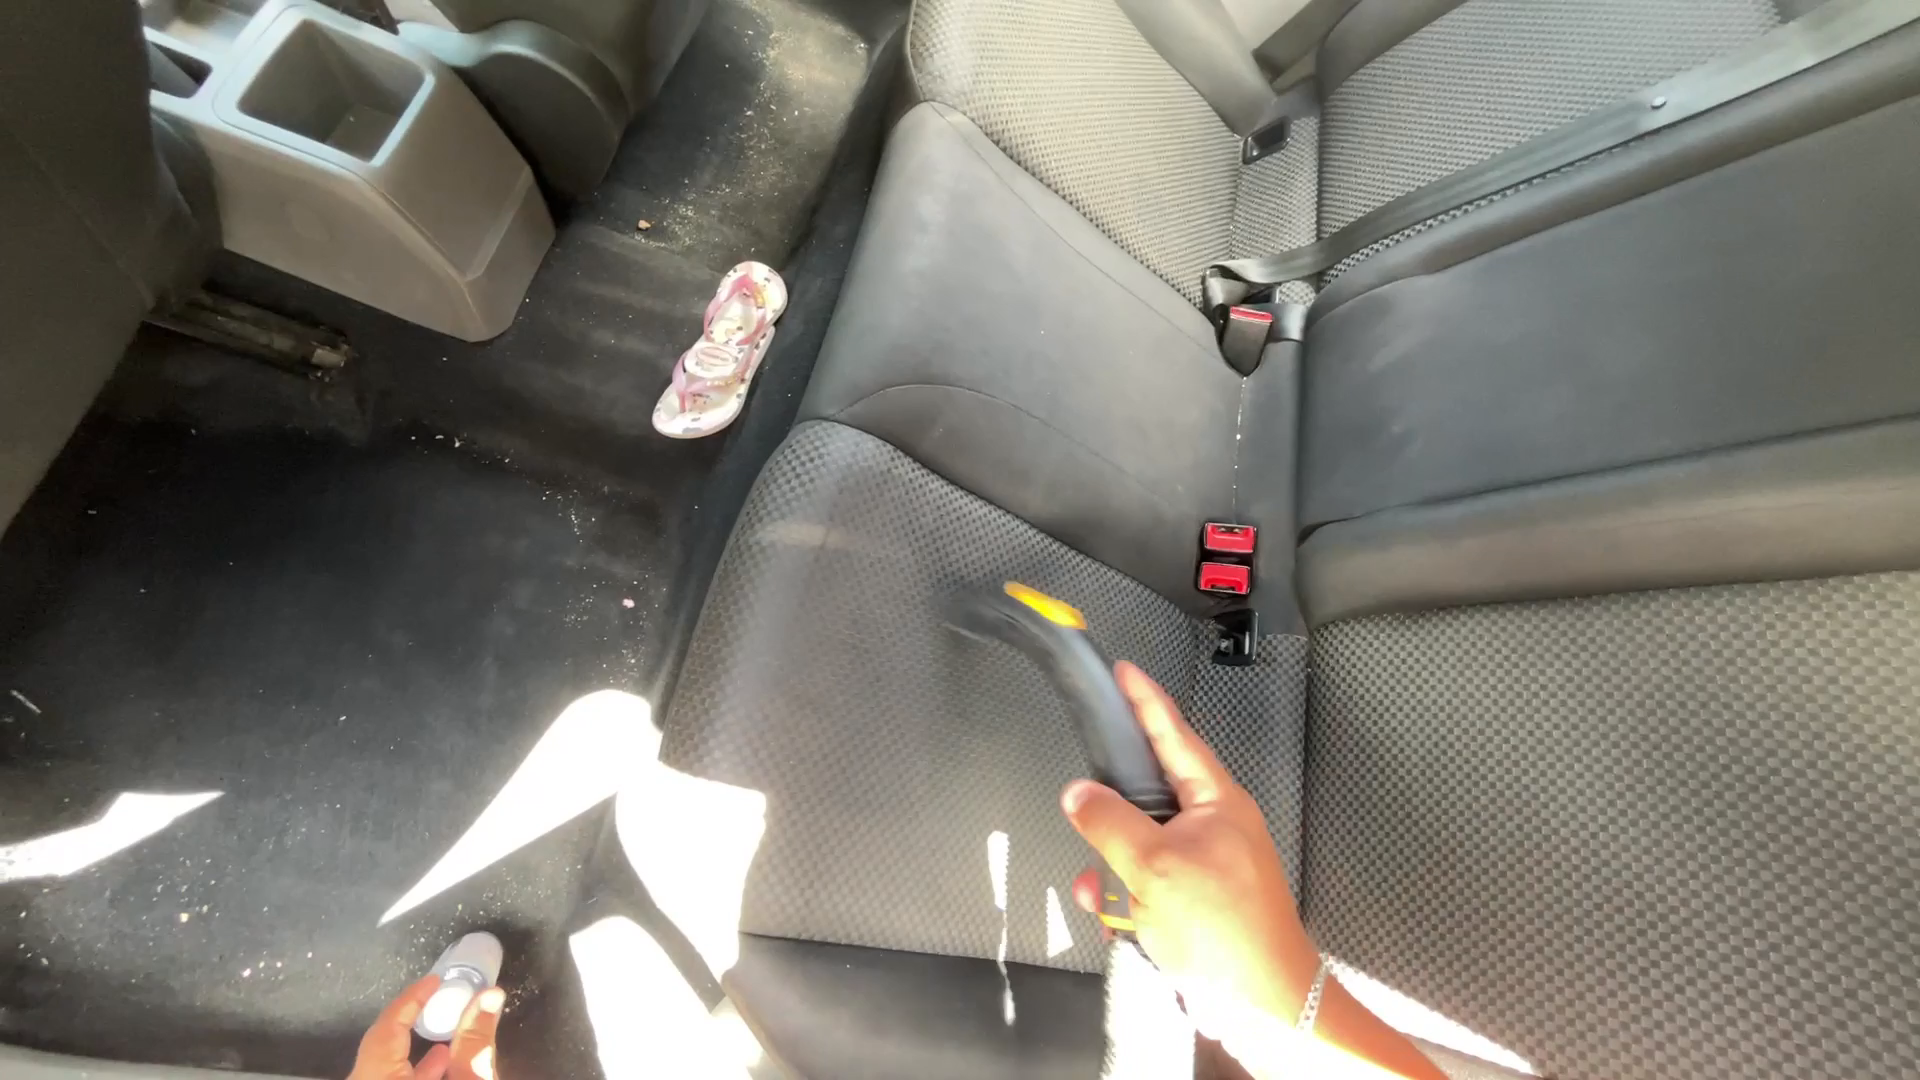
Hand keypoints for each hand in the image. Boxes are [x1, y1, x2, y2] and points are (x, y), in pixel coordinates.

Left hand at [348, 975, 505, 1079]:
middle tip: (436, 997)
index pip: (384, 1034)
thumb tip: (489, 994)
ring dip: (410, 1050)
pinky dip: (410, 1071)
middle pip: (378, 1052)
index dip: (408, 1002)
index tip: (433, 980)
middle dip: (407, 1023)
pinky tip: (441, 1063)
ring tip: (442, 1034)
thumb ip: (477, 1040)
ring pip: (381, 1071)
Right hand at [1061, 662, 1319, 1037]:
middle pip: (1145, 793)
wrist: (1265, 1012)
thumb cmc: (1224, 931)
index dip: (1144, 698)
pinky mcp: (1194, 899)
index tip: (1123, 670)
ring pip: (1138, 843)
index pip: (1173, 732)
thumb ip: (1108, 822)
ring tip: (1108, 895)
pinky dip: (1126, 898)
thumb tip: (1078, 794)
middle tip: (1090, 814)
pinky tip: (1116, 918)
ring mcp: (1203, 863)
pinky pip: (1146, 882)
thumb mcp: (1153, 867)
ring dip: (1114, 868)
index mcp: (1215, 800)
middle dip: (1112, 812)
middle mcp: (1211, 824)